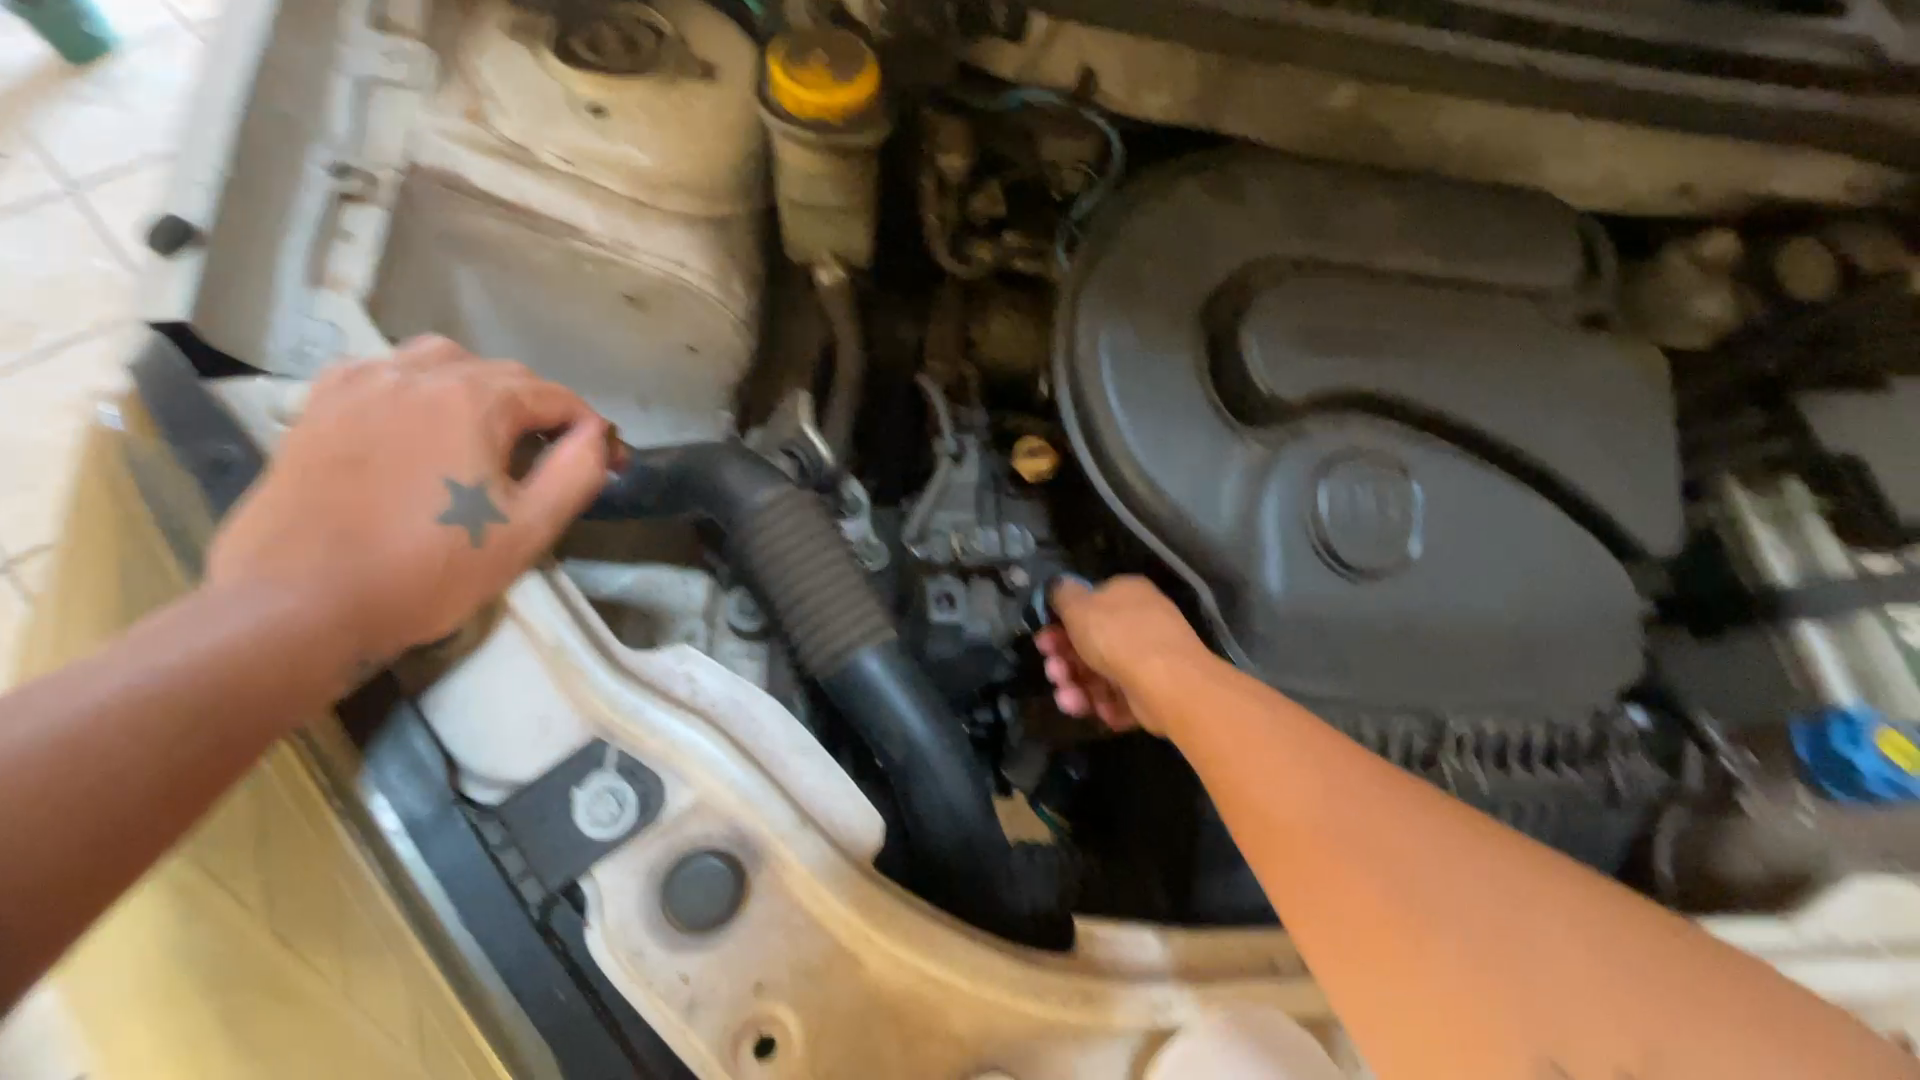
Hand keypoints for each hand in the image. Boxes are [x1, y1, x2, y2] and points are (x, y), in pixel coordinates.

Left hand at [207, 336, 610, 668]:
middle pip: (502, 375)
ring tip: (487, 432)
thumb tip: (599, 435)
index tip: (611, 463)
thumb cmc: (427, 570)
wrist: (300, 603)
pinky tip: (418, 421)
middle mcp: (417, 374)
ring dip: (480, 387)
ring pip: (441, 361)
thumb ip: (576, 472)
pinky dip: (417, 386)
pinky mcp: (319, 408)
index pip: (555, 396)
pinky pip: (382, 372)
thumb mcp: (527, 530)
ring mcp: (360, 385)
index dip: (591, 428)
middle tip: (555, 457)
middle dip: (540, 409)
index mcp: (473, 400)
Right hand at [1035, 575, 1205, 735]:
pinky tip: (1093, 709)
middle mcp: (1140, 624)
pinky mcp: (1152, 693)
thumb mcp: (1079, 606)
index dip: (1060, 624)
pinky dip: (1103, 704)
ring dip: (1077, 687)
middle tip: (1053, 671)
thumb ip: (1062, 593)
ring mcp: (1148, 660)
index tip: (1043, 641)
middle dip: (1065, 661)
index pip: (1088, 606)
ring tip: (1068, 699)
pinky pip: (1119, 697)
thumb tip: (1058, 585)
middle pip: (1091, 643)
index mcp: (1126, 595)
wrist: (1168, 683)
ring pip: (1101, 674)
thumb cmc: (1118, 637)